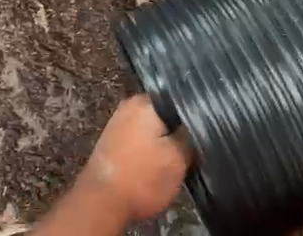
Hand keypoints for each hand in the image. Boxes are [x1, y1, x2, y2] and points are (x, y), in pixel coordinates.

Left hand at [73, 96, 189, 224]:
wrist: (102, 201)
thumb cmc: (143, 177)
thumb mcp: (177, 159)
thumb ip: (188, 136)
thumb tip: (193, 124)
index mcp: (146, 102)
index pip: (178, 101)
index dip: (193, 118)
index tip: (200, 135)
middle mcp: (130, 104)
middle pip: (164, 115)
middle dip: (177, 132)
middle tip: (188, 151)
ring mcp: (119, 121)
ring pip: (152, 128)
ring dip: (163, 143)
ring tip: (173, 159)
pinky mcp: (113, 139)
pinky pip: (140, 138)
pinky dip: (149, 149)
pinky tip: (154, 163)